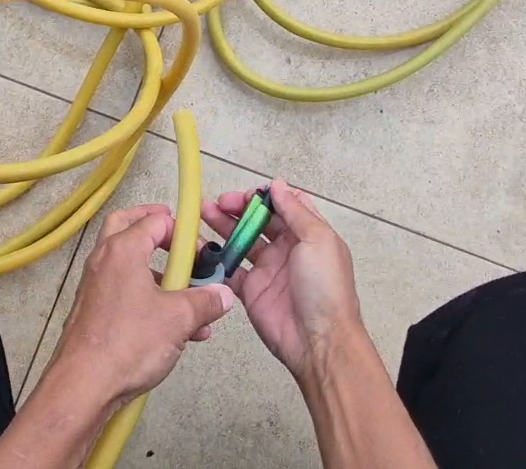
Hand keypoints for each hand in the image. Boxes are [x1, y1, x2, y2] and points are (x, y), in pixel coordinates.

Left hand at [44, 203, 237, 407]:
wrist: (83, 387)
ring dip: (156, 270)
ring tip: (185, 296)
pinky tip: (171, 328)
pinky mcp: (92, 310)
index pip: (156, 220)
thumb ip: (205, 302)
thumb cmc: (128, 343)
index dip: (183, 232)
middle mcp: (104, 259)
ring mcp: (95, 284)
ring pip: (126, 262)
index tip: (201, 252)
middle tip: (174, 236)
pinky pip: (122, 290)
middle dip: (153, 227)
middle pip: (126, 224)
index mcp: (123, 248)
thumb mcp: (178, 319)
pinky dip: (145, 295)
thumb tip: (224, 295)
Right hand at [201, 180, 363, 383]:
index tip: (249, 194)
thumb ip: (295, 210)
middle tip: (220, 202)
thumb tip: (278, 185)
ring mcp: (267, 269)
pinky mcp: (250, 290)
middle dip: (238, 207)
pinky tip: (200, 245)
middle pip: (258, 220)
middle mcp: (286, 248)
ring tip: (204, 213)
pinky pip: (229, 269)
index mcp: (306, 234)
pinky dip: (214, 257)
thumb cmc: (325, 287)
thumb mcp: (318, 240)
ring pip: (241, 240)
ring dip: (223, 225)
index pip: (283, 205)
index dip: (266, 196)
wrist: (319, 340)